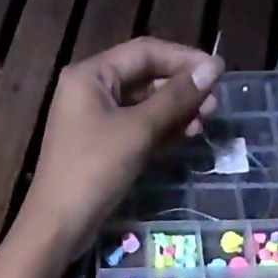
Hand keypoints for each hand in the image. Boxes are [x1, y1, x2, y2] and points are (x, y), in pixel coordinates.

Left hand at [20, 37, 221, 251]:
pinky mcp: (99, 149)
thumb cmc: (94, 171)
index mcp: (90, 75)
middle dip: (180, 89)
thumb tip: (211, 71)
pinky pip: (134, 130)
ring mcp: (93, 122)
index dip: (184, 59)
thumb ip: (175, 99)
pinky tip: (183, 137)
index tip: (218, 72)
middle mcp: (89, 92)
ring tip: (204, 123)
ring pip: (141, 107)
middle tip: (215, 105)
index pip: (144, 52)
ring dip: (174, 112)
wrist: (59, 225)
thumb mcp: (138, 131)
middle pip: (143, 79)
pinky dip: (159, 131)